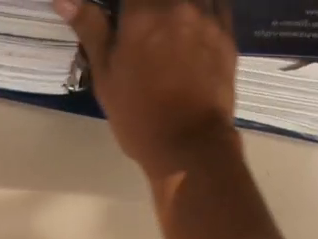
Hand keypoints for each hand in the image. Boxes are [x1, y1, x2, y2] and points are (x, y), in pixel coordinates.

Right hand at [53, 0, 238, 178]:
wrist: (190, 147)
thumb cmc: (140, 117)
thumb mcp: (106, 78)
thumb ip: (90, 30)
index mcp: (142, 10)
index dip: (125, 5)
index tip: (119, 16)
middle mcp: (177, 2)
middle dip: (147, 7)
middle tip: (140, 24)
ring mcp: (207, 14)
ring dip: (176, 7)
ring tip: (166, 25)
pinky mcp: (227, 32)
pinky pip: (216, 2)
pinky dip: (203, 6)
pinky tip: (191, 22)